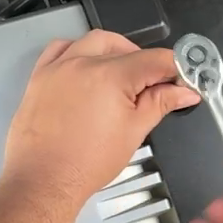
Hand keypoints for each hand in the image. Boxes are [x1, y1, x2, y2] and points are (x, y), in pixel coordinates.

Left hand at [2, 30, 200, 204]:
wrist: (45, 180)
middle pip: (123, 46)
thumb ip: (160, 104)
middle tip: (153, 83)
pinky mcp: (40, 77)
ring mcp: (58, 68)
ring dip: (111, 51)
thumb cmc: (85, 163)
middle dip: (142, 60)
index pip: (153, 59)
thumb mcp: (134, 132)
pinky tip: (84, 66)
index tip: (180, 79)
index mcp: (110, 76)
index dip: (173, 68)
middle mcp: (82, 64)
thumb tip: (182, 92)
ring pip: (91, 42)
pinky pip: (59, 49)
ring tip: (120, 75)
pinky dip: (76, 51)